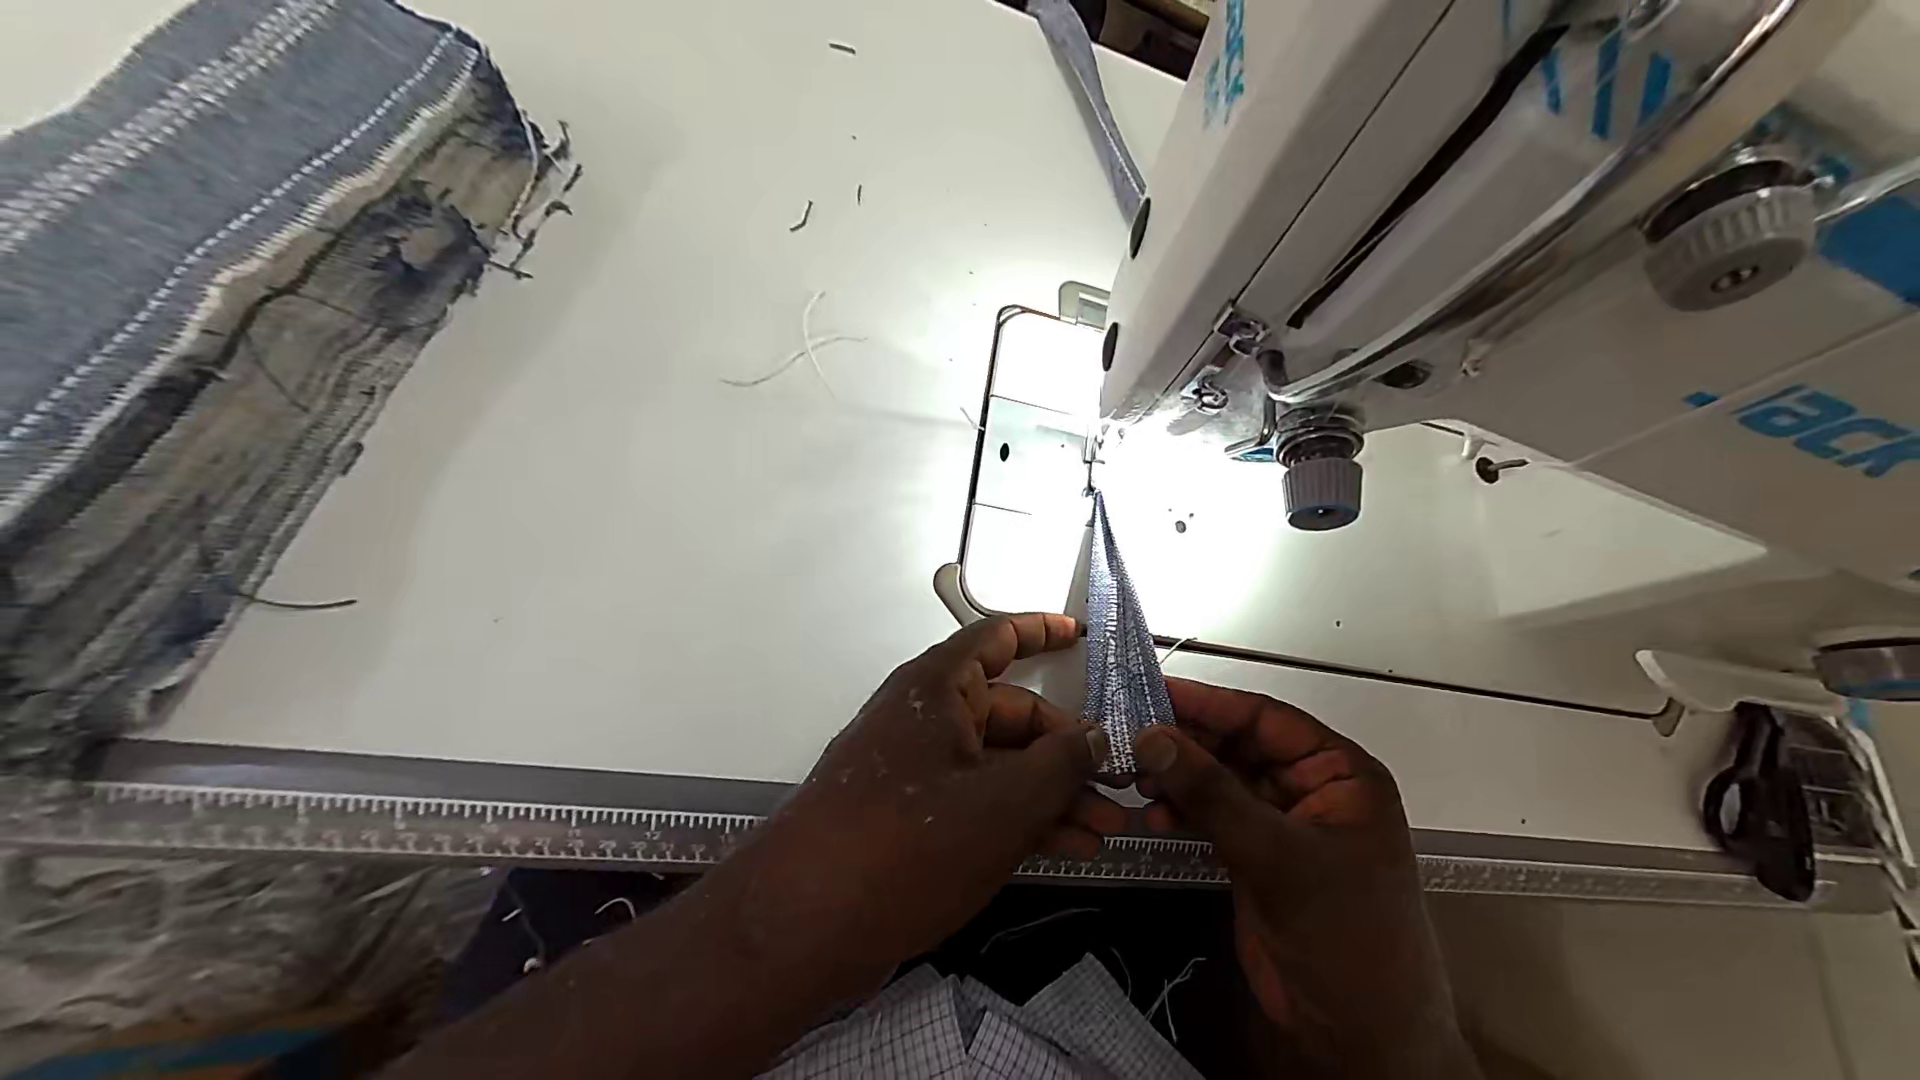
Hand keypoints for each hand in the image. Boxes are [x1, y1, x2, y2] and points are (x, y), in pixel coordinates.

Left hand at [731, 614, 1125, 987]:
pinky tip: (1065, 844)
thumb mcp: (1002, 803)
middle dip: (1066, 748)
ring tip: (1103, 824)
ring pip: (999, 764)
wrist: (803, 926)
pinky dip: (1020, 816)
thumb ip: (1059, 764)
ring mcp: (917, 769)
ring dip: (1051, 791)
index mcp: (937, 689)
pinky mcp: (912, 816)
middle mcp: (925, 719)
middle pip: (1009, 714)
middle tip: (1114, 781)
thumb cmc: (902, 845)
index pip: (997, 638)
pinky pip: (978, 799)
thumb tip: (1094, 738)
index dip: (1042, 631)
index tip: (1079, 635)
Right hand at [1134, 679, 1475, 1078]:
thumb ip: (1213, 794)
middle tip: (1136, 738)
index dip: (1209, 703)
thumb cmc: (1348, 941)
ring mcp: (1280, 821)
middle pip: (1237, 745)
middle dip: (1186, 744)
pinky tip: (1155, 814)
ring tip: (1140, 780)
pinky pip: (1211, 813)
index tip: (1155, 693)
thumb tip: (1153, 739)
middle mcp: (1310, 788)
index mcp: (1339, 774)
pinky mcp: (1255, 852)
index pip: (1265, 719)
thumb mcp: (1278, 857)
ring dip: (1179, 777)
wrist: (1363, 1042)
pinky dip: (1181, 810)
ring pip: (1218, 778)